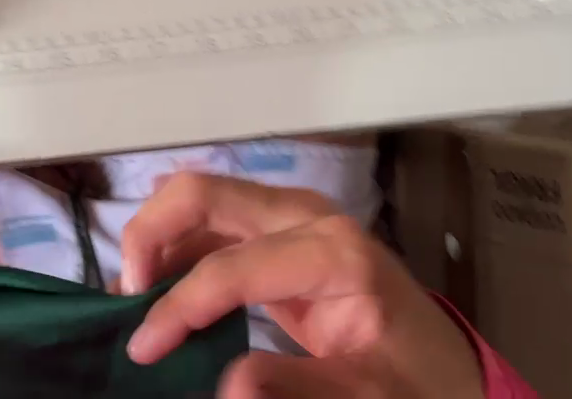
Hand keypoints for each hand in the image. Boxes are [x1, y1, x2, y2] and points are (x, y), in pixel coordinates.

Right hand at [121, 173, 482, 398]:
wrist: (444, 360)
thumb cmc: (418, 382)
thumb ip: (303, 392)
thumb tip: (225, 388)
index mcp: (331, 251)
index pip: (231, 266)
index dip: (180, 306)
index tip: (144, 350)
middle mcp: (301, 213)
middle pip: (202, 194)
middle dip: (149, 234)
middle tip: (126, 293)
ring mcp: (284, 212)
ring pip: (195, 196)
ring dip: (154, 236)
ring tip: (131, 293)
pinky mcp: (271, 225)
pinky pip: (207, 219)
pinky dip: (173, 243)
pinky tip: (155, 281)